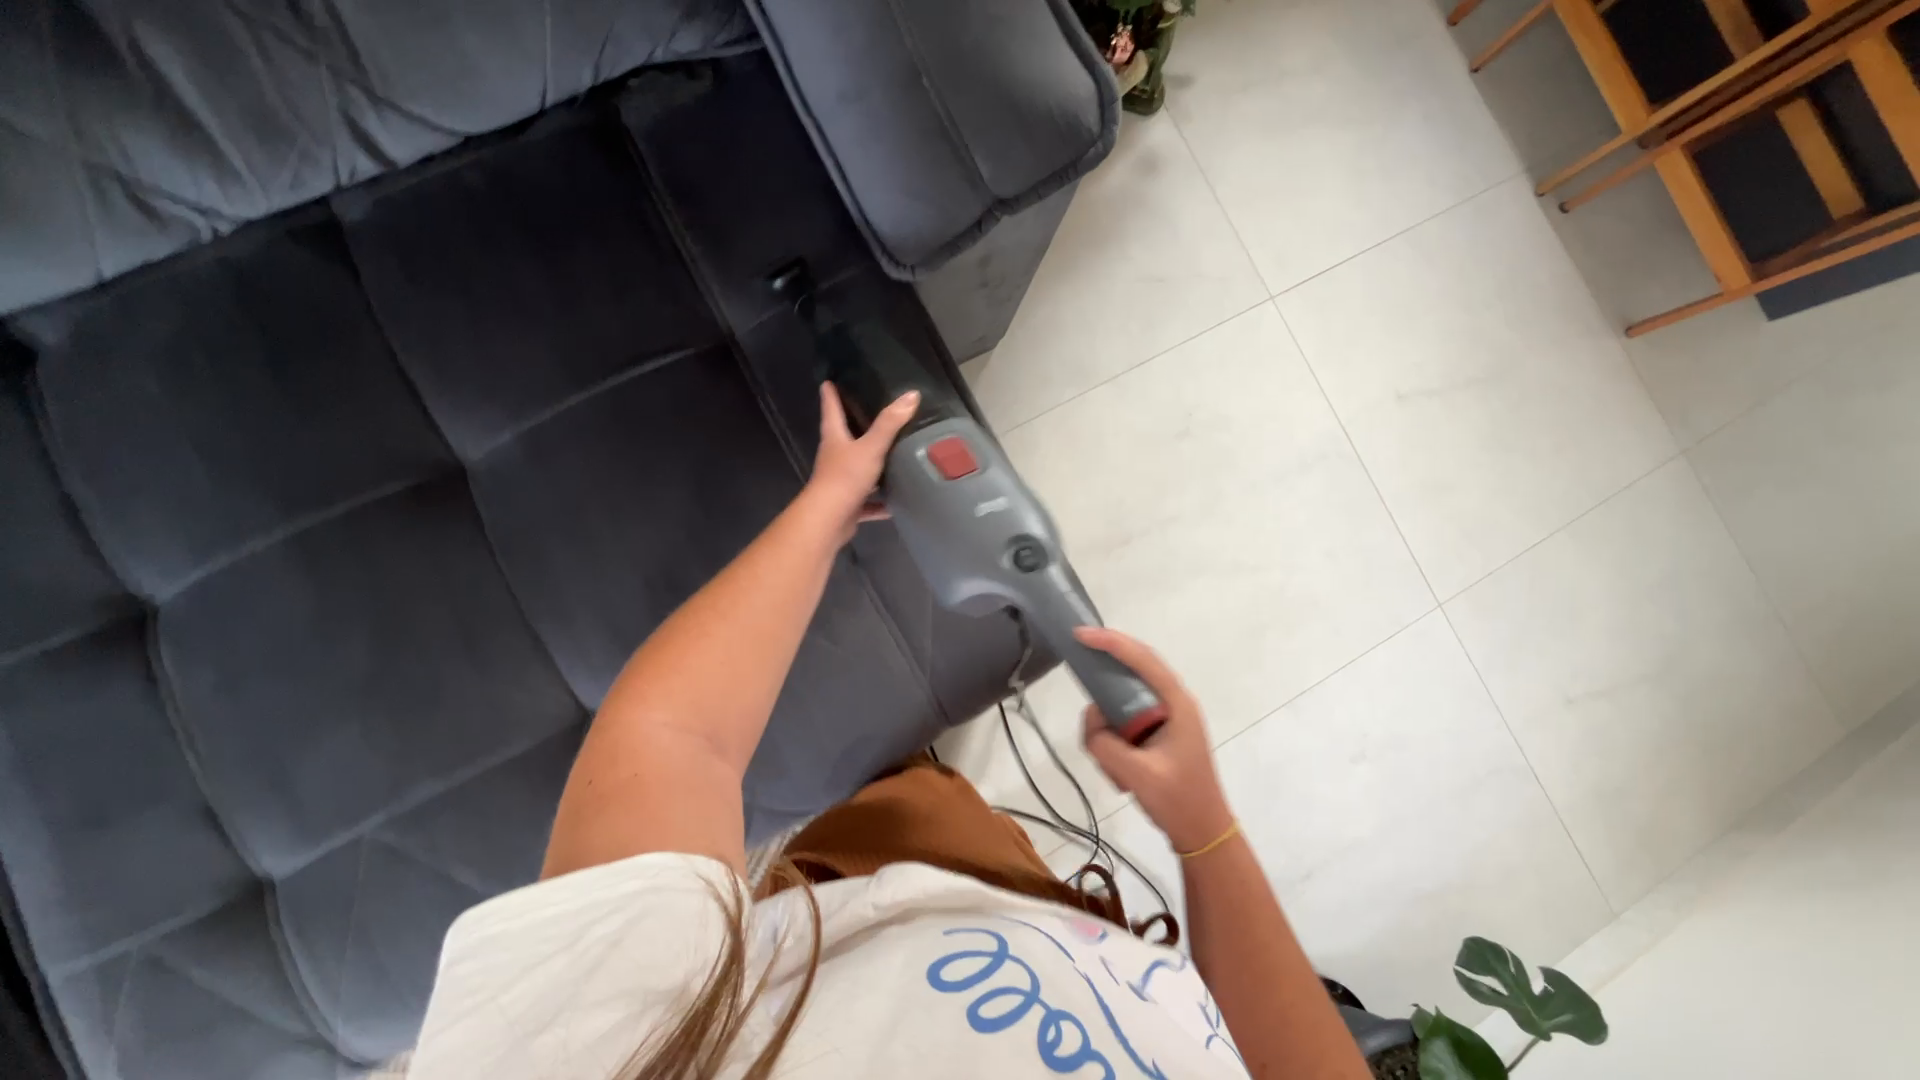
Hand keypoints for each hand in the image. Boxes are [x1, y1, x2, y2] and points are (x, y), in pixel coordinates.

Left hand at [806, 382, 918, 538]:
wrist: (830, 519)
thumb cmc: (846, 476)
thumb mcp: (871, 447)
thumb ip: (890, 423)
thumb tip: (911, 394)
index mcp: (835, 439)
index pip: (831, 410)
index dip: (830, 395)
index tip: (828, 382)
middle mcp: (834, 458)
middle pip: (842, 438)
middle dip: (852, 427)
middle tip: (866, 414)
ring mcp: (840, 483)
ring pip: (857, 470)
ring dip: (870, 466)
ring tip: (890, 457)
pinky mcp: (848, 505)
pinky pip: (867, 502)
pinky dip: (880, 504)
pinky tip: (896, 504)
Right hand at [1077, 627, 1234, 853]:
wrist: (1203, 833)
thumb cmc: (1178, 801)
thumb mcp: (1136, 774)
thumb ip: (1105, 744)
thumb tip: (1093, 724)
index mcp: (1178, 704)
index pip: (1142, 660)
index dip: (1111, 643)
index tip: (1081, 635)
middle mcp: (1174, 703)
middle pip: (1134, 670)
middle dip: (1105, 674)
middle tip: (1079, 669)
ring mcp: (1167, 719)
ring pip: (1124, 700)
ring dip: (1109, 727)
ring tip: (1114, 768)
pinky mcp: (1158, 735)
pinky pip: (1126, 723)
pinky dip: (1114, 741)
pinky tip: (1120, 775)